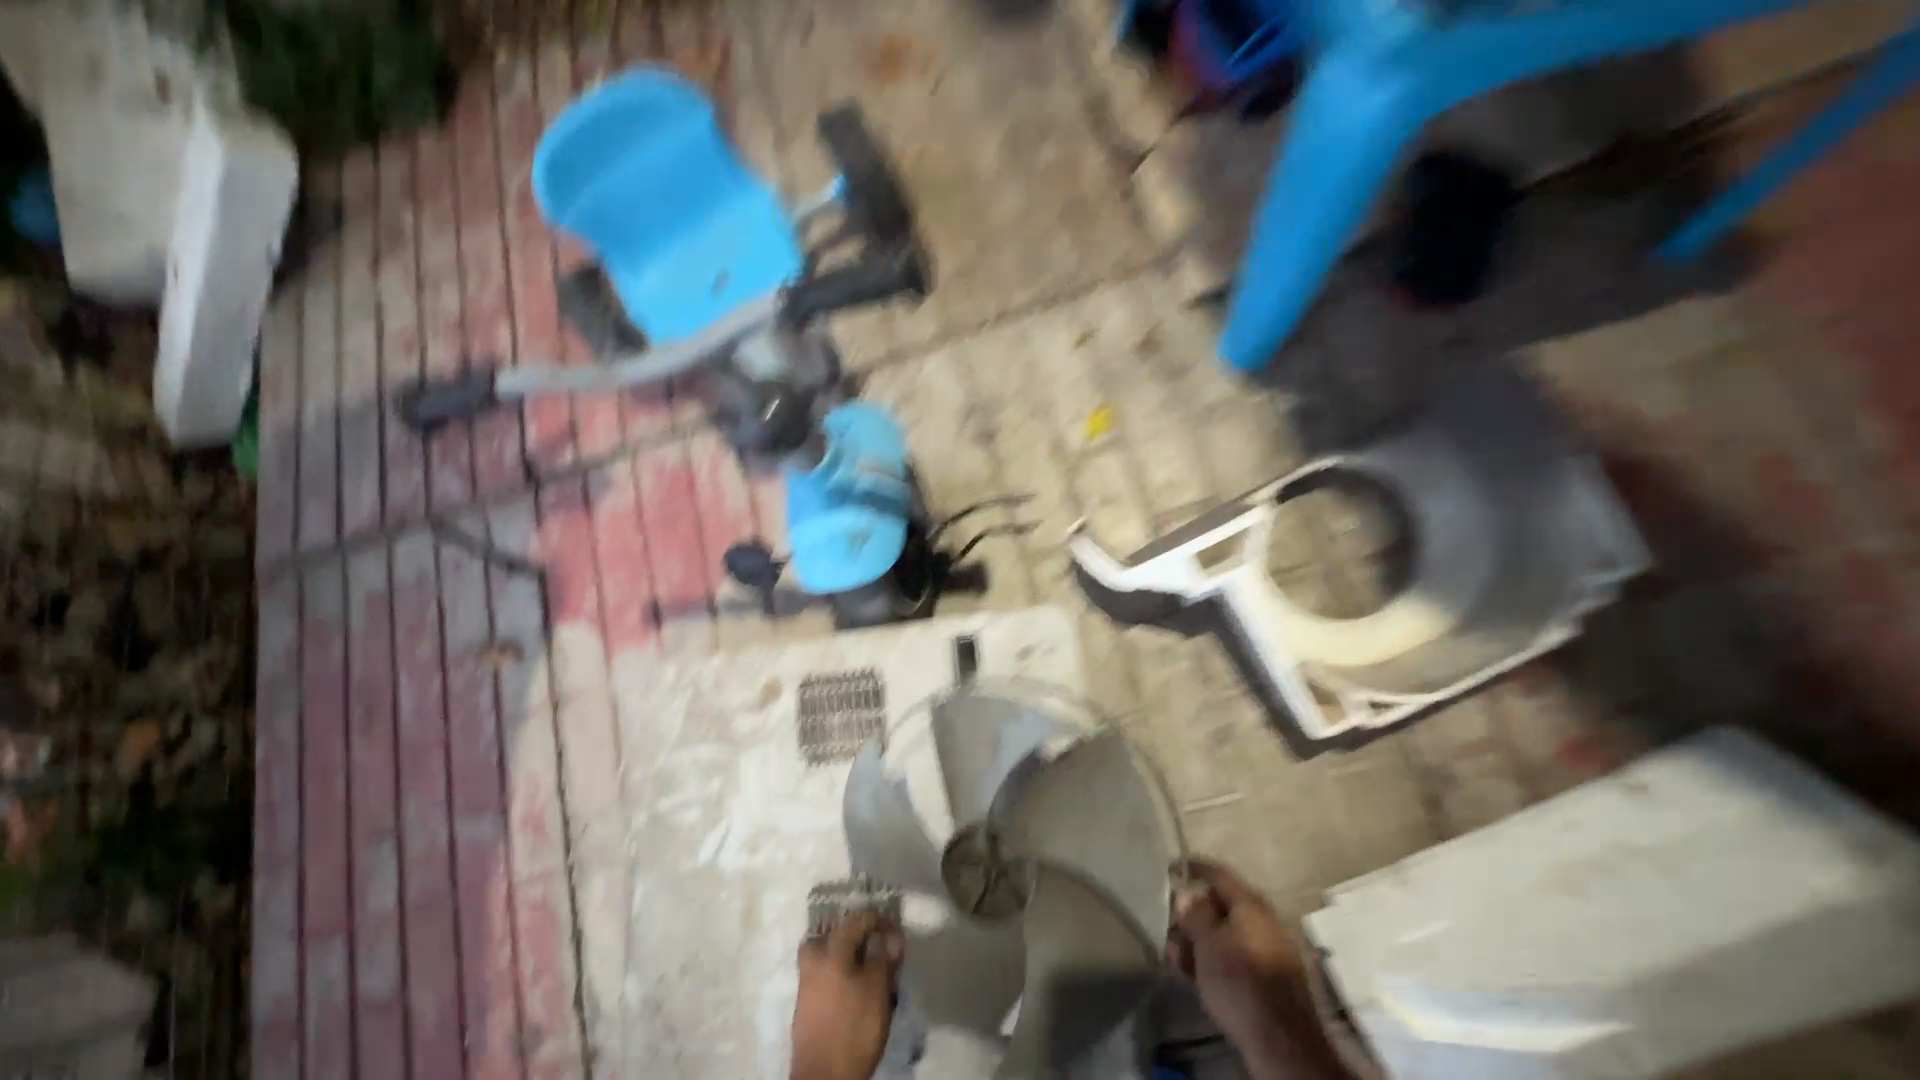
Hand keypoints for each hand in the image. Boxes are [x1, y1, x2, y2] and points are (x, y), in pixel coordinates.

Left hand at [790, 911, 903, 1079]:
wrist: (824, 1076)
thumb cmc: (854, 1028)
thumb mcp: (877, 991)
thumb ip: (883, 959)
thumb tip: (890, 937)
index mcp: (831, 953)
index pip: (855, 920)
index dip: (876, 919)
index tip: (893, 926)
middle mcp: (814, 962)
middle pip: (830, 934)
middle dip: (851, 933)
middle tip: (873, 941)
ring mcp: (806, 983)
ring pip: (824, 954)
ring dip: (843, 953)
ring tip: (865, 964)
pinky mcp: (806, 1004)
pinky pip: (822, 974)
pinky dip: (837, 971)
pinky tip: (852, 984)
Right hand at [1167, 858, 1342, 1078]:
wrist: (1281, 1041)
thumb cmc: (1239, 982)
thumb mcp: (1208, 944)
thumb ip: (1195, 916)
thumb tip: (1188, 896)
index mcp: (1251, 906)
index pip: (1220, 875)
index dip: (1194, 868)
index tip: (1172, 869)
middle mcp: (1263, 922)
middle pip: (1221, 907)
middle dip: (1192, 916)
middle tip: (1170, 930)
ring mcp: (1267, 950)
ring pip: (1224, 935)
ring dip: (1198, 942)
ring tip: (1176, 960)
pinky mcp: (1266, 978)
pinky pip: (1233, 957)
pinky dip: (1212, 960)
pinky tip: (1193, 976)